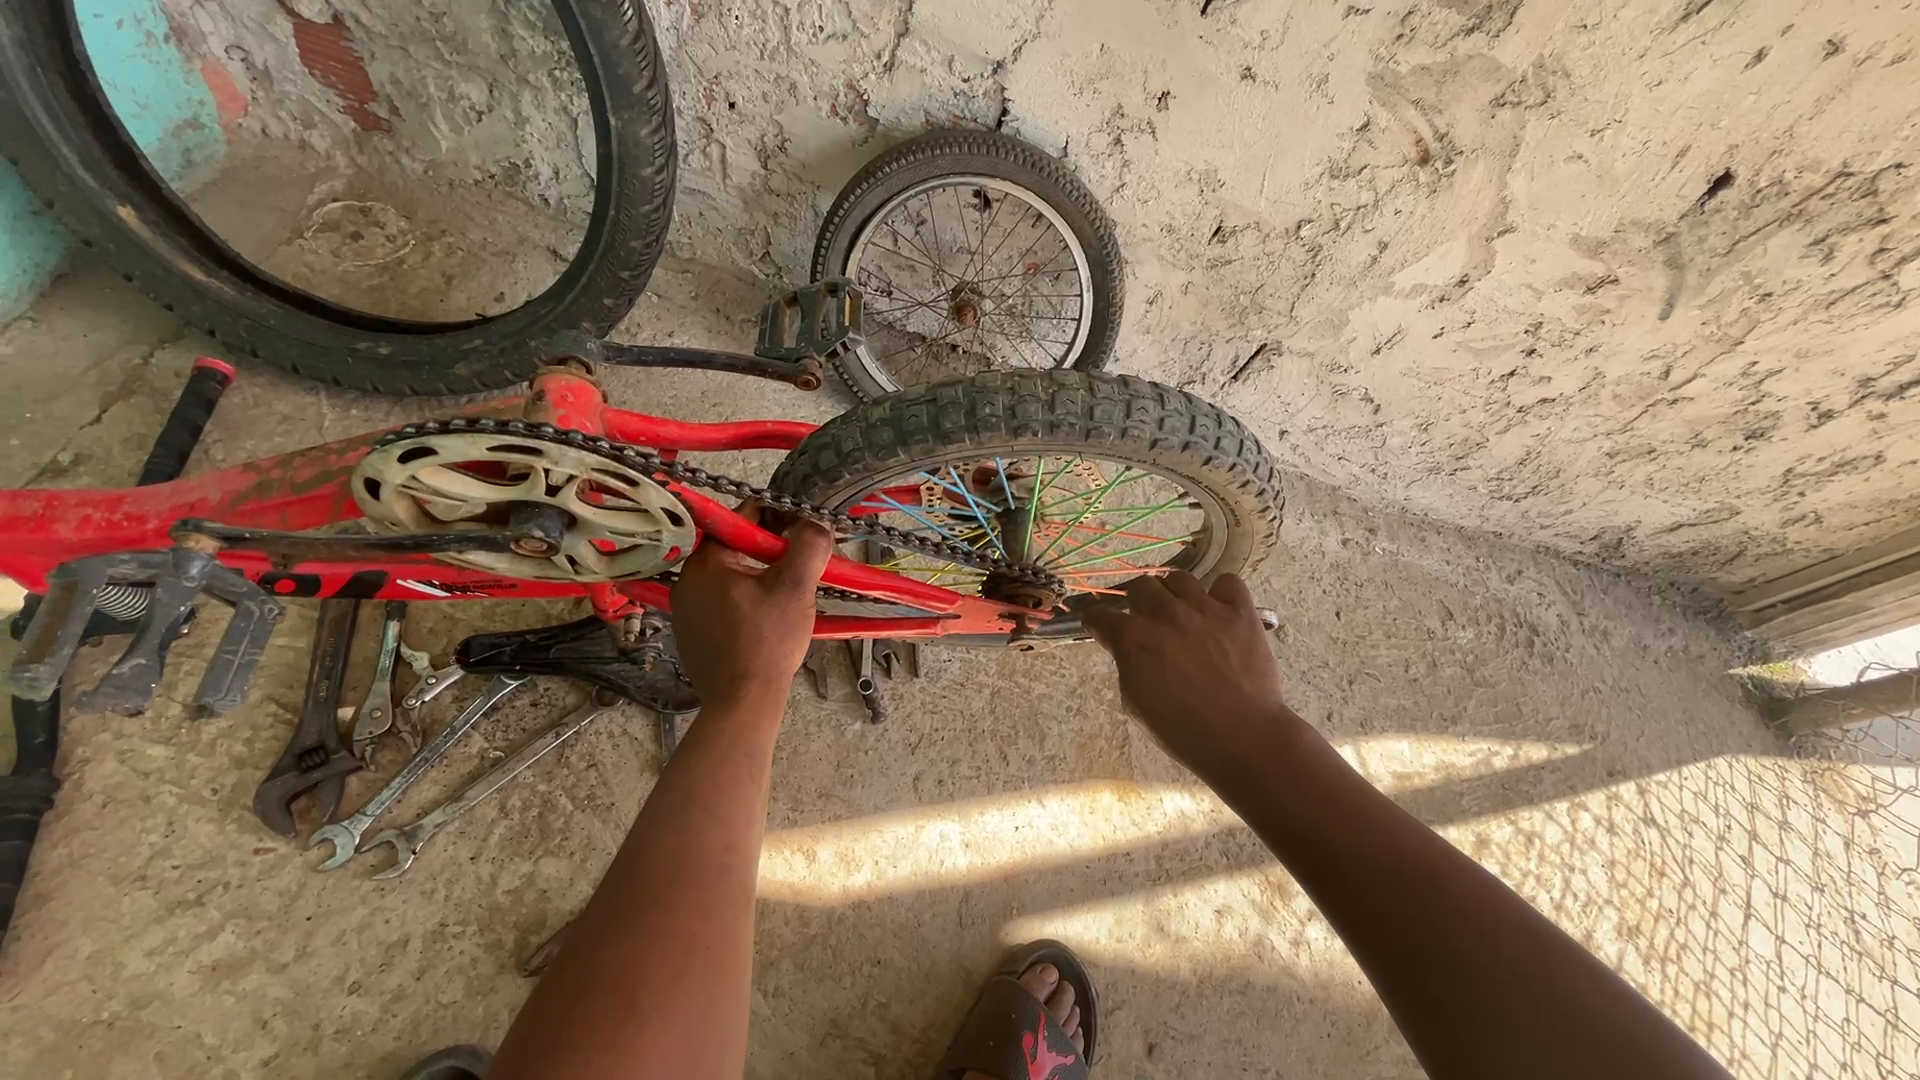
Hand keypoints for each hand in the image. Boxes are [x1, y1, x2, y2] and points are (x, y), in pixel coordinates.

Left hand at [670, 517, 833, 711]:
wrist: (742, 699)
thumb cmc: (767, 641)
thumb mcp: (795, 586)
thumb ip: (808, 546)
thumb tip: (816, 523)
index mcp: (707, 560)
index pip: (744, 518)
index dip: (778, 518)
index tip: (803, 531)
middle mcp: (688, 579)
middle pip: (736, 547)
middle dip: (770, 552)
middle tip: (799, 567)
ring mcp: (686, 608)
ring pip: (731, 576)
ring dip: (760, 577)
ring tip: (787, 595)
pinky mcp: (692, 633)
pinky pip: (722, 602)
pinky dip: (746, 602)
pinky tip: (766, 619)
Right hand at [1083, 572, 1297, 774]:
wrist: (1241, 737)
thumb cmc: (1181, 730)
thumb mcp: (1135, 703)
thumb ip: (1127, 665)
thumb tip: (1129, 650)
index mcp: (1132, 639)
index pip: (1100, 615)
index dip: (1098, 621)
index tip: (1102, 625)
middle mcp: (1164, 614)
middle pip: (1140, 586)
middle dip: (1138, 602)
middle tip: (1148, 621)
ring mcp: (1204, 608)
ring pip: (1179, 578)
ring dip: (1175, 594)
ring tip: (1183, 612)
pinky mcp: (1239, 611)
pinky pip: (1227, 582)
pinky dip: (1221, 593)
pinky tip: (1220, 611)